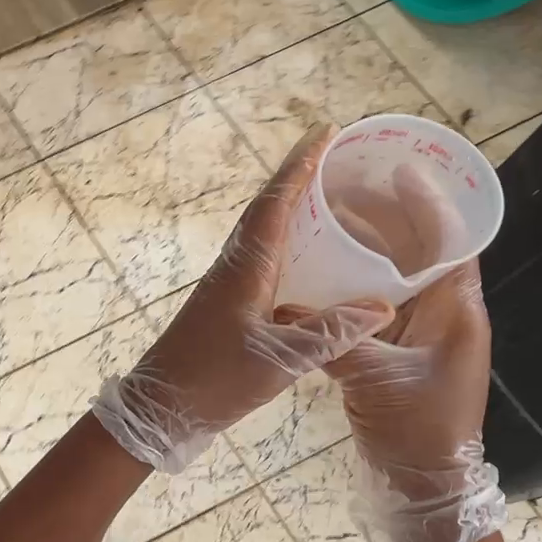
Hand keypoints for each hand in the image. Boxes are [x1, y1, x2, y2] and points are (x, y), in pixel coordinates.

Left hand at [91, 124, 395, 472]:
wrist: (159, 410)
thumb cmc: (213, 381)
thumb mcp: (279, 359)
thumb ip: (331, 333)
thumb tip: (382, 307)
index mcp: (244, 269)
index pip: (275, 204)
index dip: (300, 167)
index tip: (325, 132)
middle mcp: (232, 270)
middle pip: (268, 213)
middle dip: (301, 182)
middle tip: (340, 161)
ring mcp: (225, 289)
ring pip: (263, 239)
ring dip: (293, 214)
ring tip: (332, 201)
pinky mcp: (224, 309)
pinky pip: (261, 265)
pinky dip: (286, 251)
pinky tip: (307, 264)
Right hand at [319, 166, 506, 541]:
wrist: (426, 481)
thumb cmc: (417, 428)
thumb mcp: (375, 381)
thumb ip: (331, 343)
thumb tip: (281, 314)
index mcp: (455, 311)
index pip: (450, 239)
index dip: (428, 202)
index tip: (397, 170)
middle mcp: (445, 315)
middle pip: (423, 251)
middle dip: (390, 219)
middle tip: (347, 194)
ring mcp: (424, 335)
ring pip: (400, 278)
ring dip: (372, 252)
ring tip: (332, 228)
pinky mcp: (401, 354)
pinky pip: (380, 306)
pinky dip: (357, 288)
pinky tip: (325, 285)